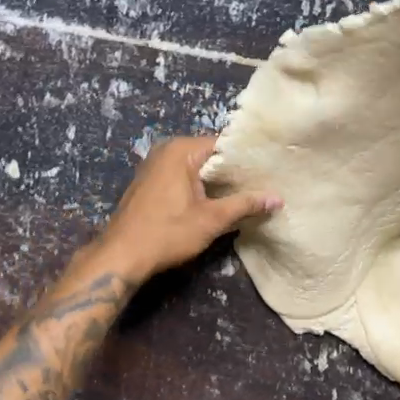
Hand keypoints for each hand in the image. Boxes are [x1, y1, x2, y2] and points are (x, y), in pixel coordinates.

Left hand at [91, 136, 280, 282]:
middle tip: (264, 181)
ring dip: (217, 180)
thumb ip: (244, 204)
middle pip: (210, 154)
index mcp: (181, 150)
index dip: (246, 157)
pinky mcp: (151, 181)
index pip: (223, 144)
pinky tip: (218, 200)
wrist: (121, 256)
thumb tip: (278, 198)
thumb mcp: (211, 220)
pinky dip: (200, 185)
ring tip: (247, 191)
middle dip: (233, 170)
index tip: (269, 168)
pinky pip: (183, 175)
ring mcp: (156, 165)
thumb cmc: (167, 233)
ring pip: (197, 167)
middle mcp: (167, 149)